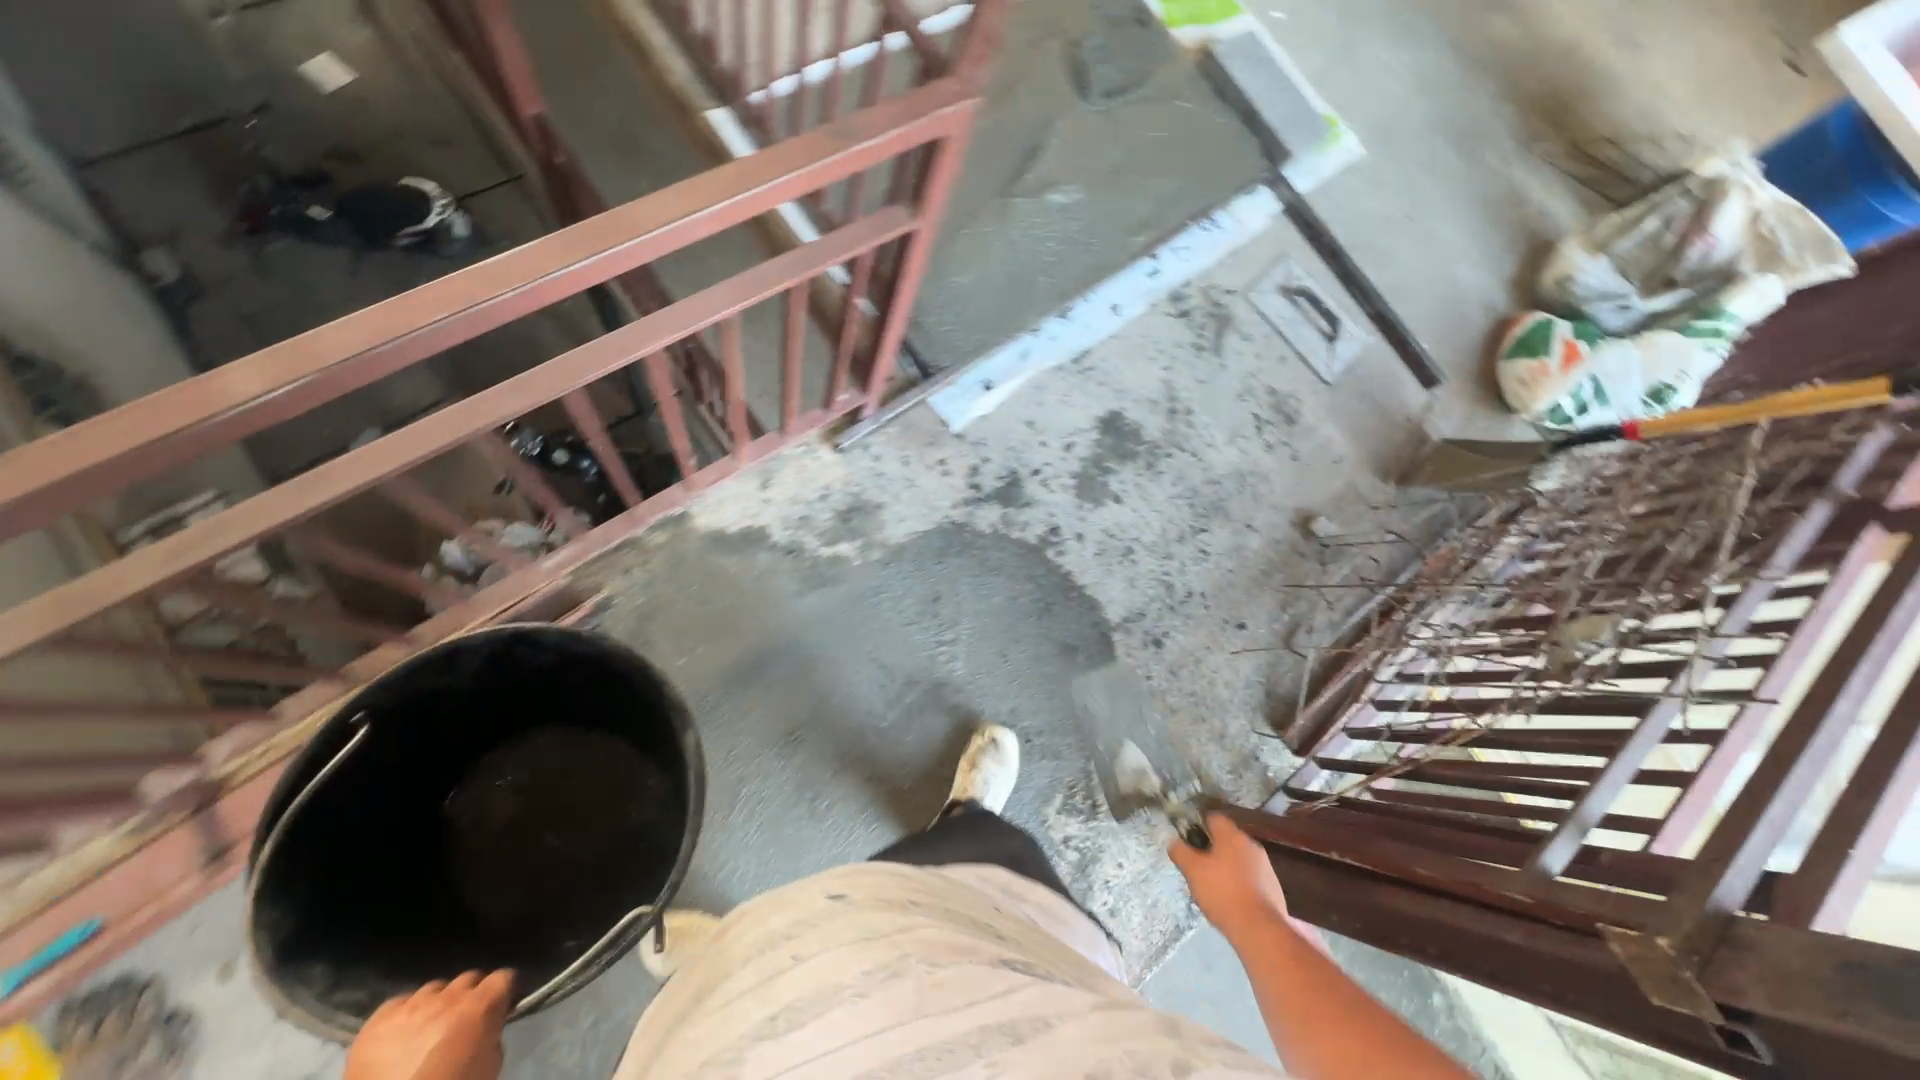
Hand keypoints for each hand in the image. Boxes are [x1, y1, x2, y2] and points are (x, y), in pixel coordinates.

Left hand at [344, 971, 514, 1079]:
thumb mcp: (490, 1065)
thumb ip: (491, 1035)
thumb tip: (487, 1026)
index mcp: (480, 1007)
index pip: (503, 977)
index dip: (503, 991)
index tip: (500, 1005)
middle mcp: (448, 997)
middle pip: (468, 979)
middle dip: (471, 995)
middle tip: (464, 1020)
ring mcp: (411, 1005)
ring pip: (434, 989)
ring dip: (437, 1004)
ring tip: (428, 1029)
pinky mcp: (379, 1018)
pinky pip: (400, 1003)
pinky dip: (406, 1014)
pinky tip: (401, 1035)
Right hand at [1168, 813, 1288, 942]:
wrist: (1260, 928)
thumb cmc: (1222, 893)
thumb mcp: (1192, 871)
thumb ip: (1180, 852)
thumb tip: (1174, 841)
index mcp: (1232, 836)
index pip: (1213, 818)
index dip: (1198, 825)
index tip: (1188, 840)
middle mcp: (1252, 845)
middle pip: (1227, 839)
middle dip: (1212, 849)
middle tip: (1198, 866)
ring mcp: (1265, 866)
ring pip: (1239, 858)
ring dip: (1227, 866)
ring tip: (1213, 886)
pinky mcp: (1273, 886)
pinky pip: (1251, 876)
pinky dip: (1240, 882)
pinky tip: (1231, 899)